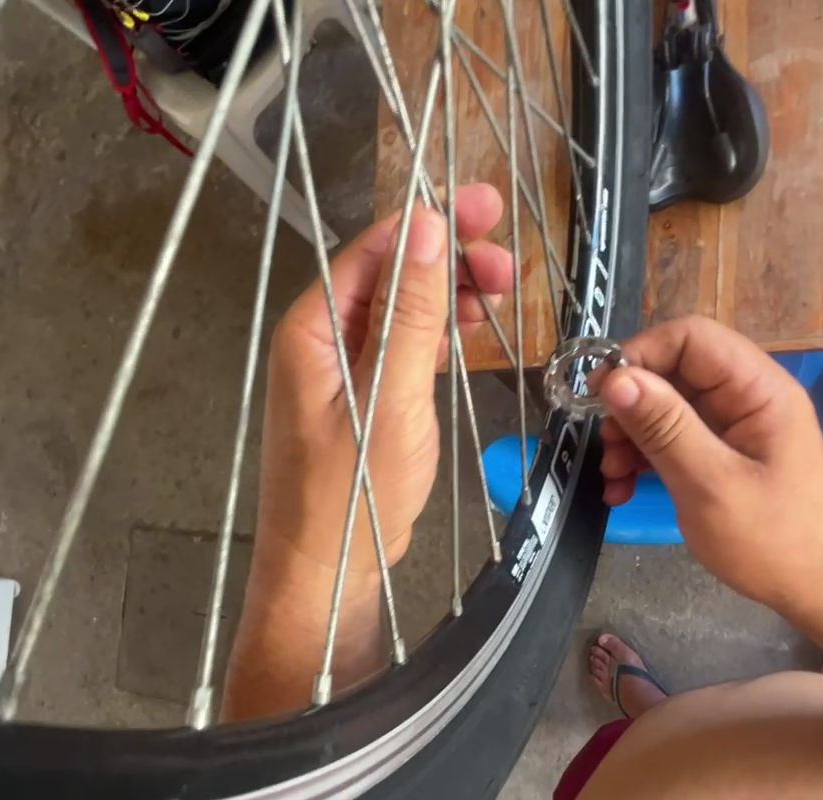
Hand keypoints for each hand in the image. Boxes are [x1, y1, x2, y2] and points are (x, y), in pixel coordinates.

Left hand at [256, 184, 513, 577]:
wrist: (329, 570)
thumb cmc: (353, 490)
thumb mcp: (391, 396)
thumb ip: (410, 312)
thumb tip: (427, 224)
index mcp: (314, 327)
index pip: (374, 250)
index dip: (432, 221)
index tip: (488, 207)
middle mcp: (323, 340)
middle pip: (389, 278)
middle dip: (448, 260)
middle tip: (508, 261)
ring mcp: (344, 373)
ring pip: (400, 314)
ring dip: (447, 298)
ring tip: (501, 292)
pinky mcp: (366, 402)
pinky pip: (402, 351)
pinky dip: (437, 338)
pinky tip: (470, 331)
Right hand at [596, 316, 822, 618]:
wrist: (814, 589)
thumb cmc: (772, 540)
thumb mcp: (711, 484)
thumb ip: (664, 428)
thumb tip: (615, 380)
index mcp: (759, 390)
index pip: (691, 339)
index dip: (641, 356)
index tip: (601, 395)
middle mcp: (746, 398)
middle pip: (673, 373)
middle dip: (630, 406)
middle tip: (605, 447)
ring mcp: (733, 427)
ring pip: (665, 408)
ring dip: (630, 438)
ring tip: (612, 477)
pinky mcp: (720, 455)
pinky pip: (671, 440)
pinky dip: (642, 460)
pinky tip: (622, 489)